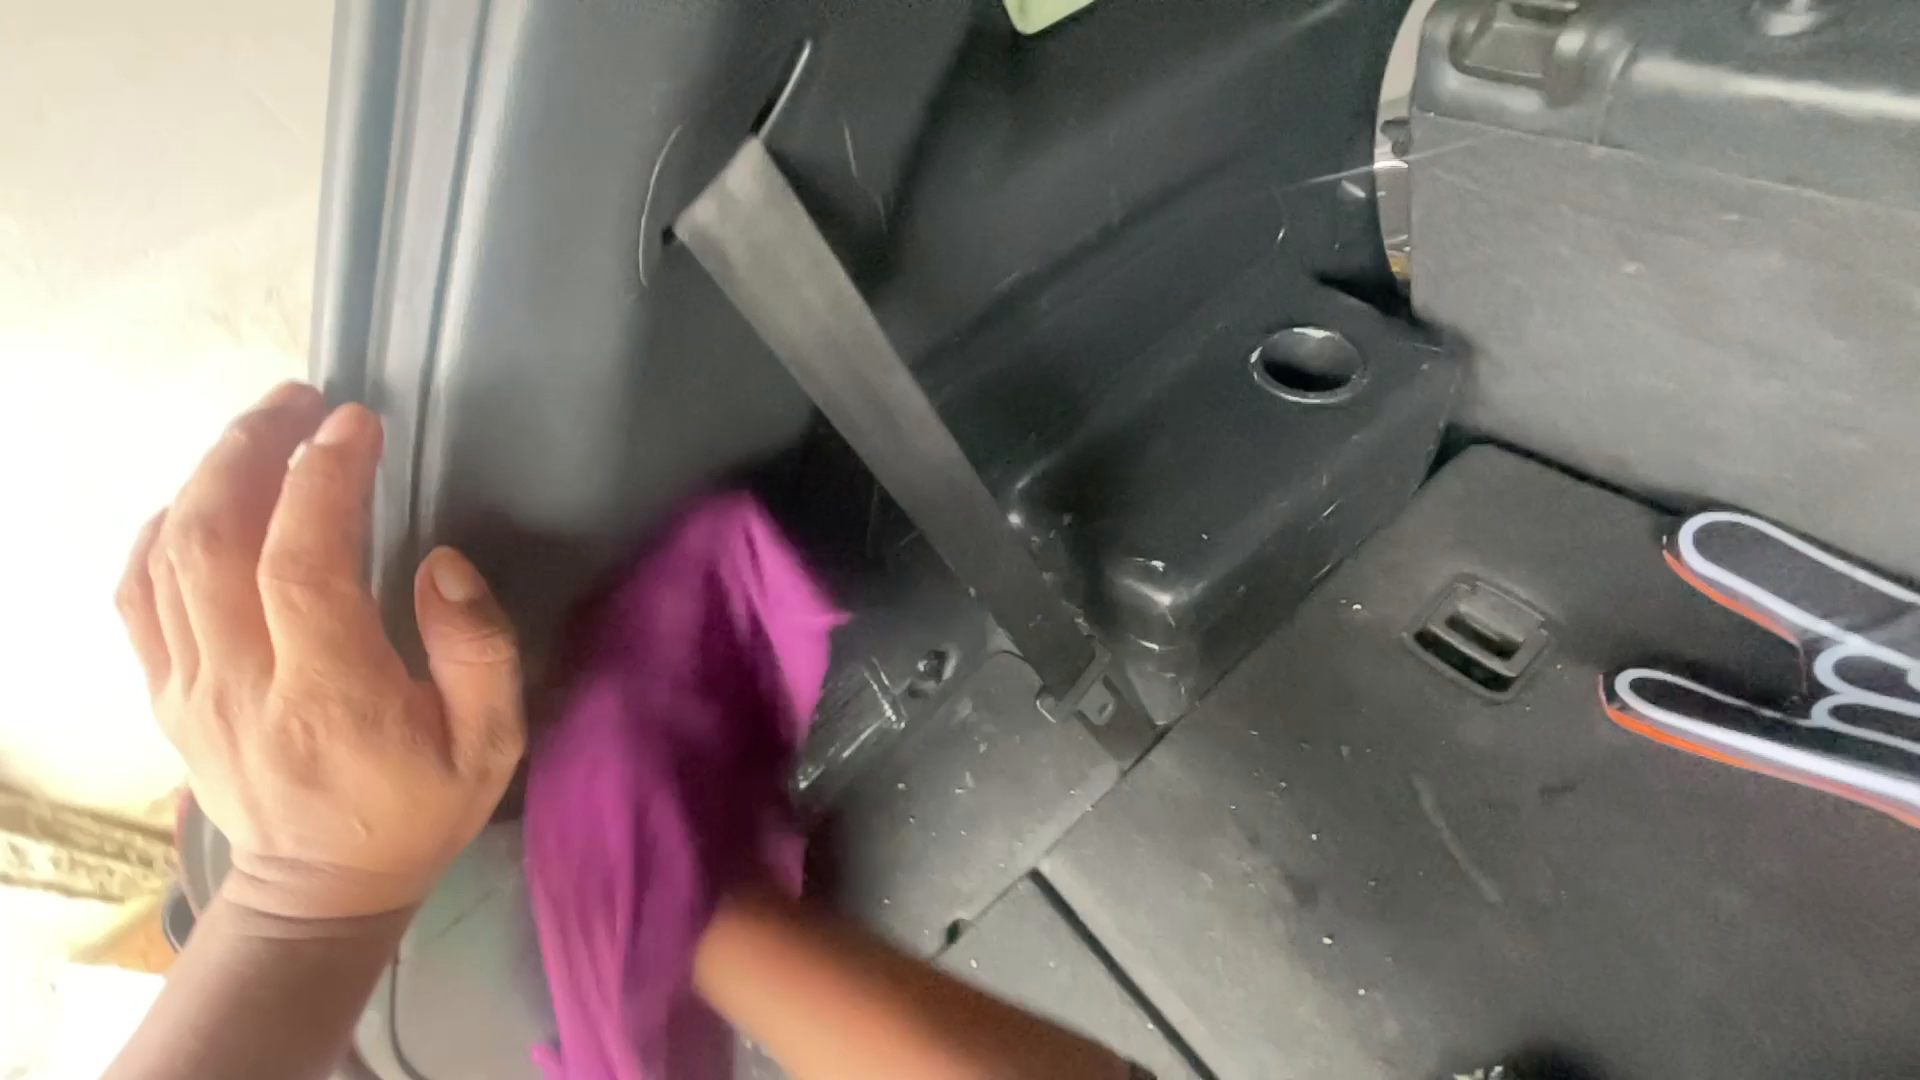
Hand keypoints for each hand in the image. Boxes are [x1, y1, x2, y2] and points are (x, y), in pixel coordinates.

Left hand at [116, 382, 525, 920]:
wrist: (323, 886)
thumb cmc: (423, 806)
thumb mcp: (491, 742)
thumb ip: (479, 654)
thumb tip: (442, 566)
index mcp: (330, 693)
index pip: (304, 564)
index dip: (324, 482)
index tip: (357, 424)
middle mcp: (239, 680)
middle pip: (213, 542)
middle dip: (250, 452)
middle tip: (298, 398)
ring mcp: (188, 685)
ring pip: (166, 557)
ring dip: (207, 476)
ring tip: (257, 426)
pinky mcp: (166, 691)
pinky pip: (135, 594)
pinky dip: (159, 531)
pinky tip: (200, 499)